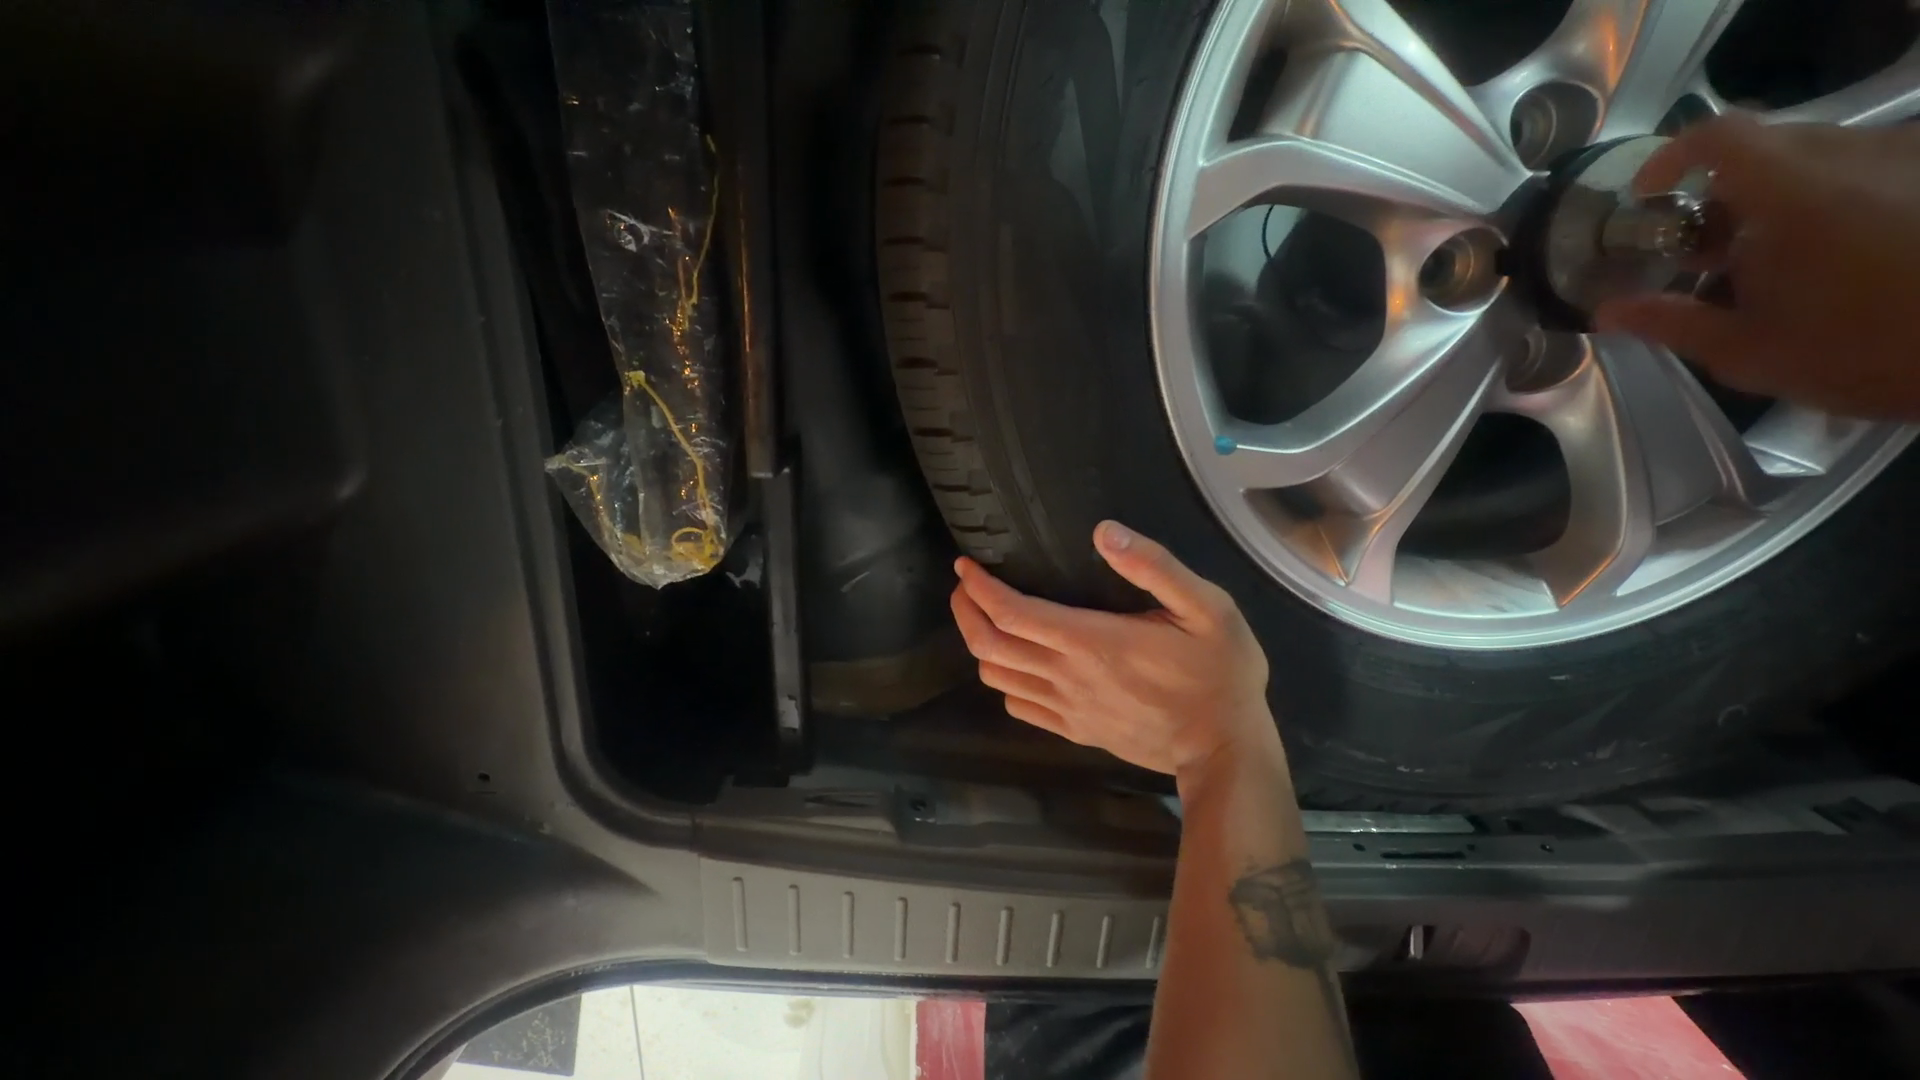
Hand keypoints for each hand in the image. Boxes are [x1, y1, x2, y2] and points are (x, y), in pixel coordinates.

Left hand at [949, 520, 1276, 781]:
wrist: (1224, 751)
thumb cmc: (1219, 674)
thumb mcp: (1206, 608)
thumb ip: (1154, 566)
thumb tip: (1103, 532)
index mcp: (1091, 641)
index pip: (1011, 613)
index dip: (979, 587)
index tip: (965, 565)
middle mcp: (1066, 677)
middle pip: (988, 646)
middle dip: (966, 612)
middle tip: (964, 586)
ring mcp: (1067, 710)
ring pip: (996, 678)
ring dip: (982, 645)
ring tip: (987, 620)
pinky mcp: (1075, 733)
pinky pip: (1019, 707)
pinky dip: (1005, 681)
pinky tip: (1019, 665)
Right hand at [1594, 116, 1919, 418]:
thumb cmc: (1859, 351)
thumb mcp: (1747, 351)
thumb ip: (1671, 322)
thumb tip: (1606, 311)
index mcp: (1796, 194)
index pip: (1719, 137)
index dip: (1671, 158)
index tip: (1647, 197)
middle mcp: (1856, 159)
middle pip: (1765, 149)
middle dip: (1719, 194)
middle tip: (1699, 249)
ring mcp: (1907, 162)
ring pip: (1815, 159)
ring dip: (1772, 200)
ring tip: (1763, 262)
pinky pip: (1862, 170)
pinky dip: (1823, 202)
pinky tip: (1823, 257)